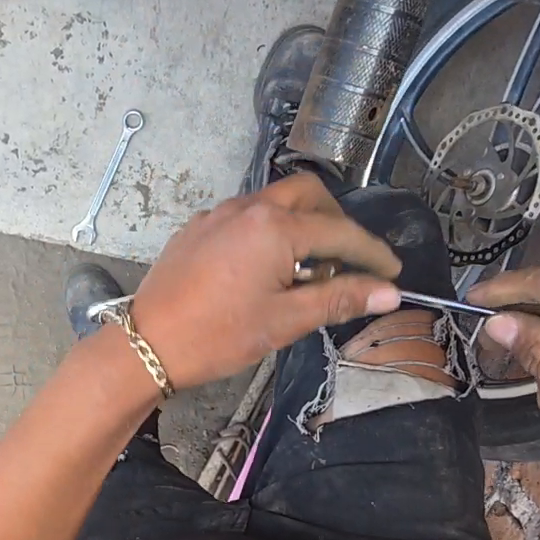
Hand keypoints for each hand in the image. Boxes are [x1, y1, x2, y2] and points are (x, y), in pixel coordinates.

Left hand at [130, 173, 401, 389]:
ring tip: (306, 268)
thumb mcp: (284, 321)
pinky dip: (267, 232)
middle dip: (336, 221)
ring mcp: (216, 215)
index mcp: (274, 227)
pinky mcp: (195, 229)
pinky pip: (243, 217)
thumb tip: (389, 292)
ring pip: (273, 203)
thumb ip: (338, 300)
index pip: (340, 233)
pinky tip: (264, 267)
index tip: (391, 273)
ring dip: (300, 224)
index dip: (371, 253)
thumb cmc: (217, 336)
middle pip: (308, 195)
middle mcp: (247, 208)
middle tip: (347, 260)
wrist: (147, 344)